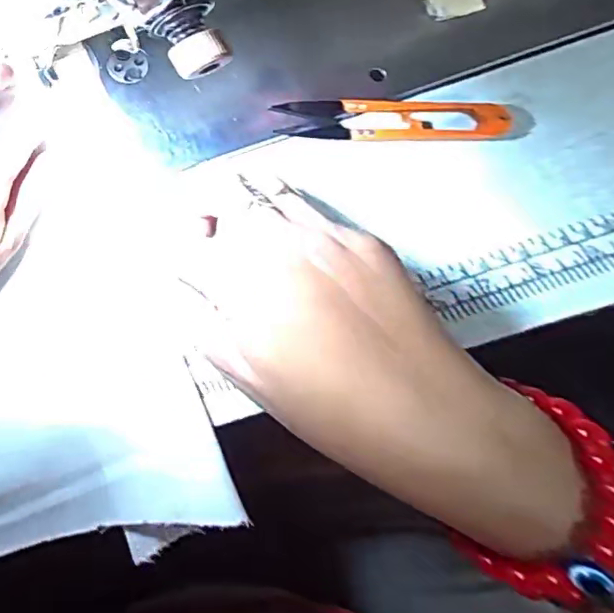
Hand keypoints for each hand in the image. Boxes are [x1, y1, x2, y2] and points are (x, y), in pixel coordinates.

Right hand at [172, 175, 584, 557]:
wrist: (430, 417)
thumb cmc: (329, 411)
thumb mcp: (250, 377)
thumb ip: (205, 325)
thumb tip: (184, 287)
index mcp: (240, 289)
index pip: (190, 242)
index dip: (183, 240)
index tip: (190, 245)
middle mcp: (276, 249)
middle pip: (225, 204)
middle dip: (213, 212)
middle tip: (213, 226)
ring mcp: (323, 237)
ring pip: (267, 195)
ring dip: (248, 200)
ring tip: (245, 210)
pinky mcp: (363, 238)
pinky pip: (311, 210)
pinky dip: (290, 212)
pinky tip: (295, 231)